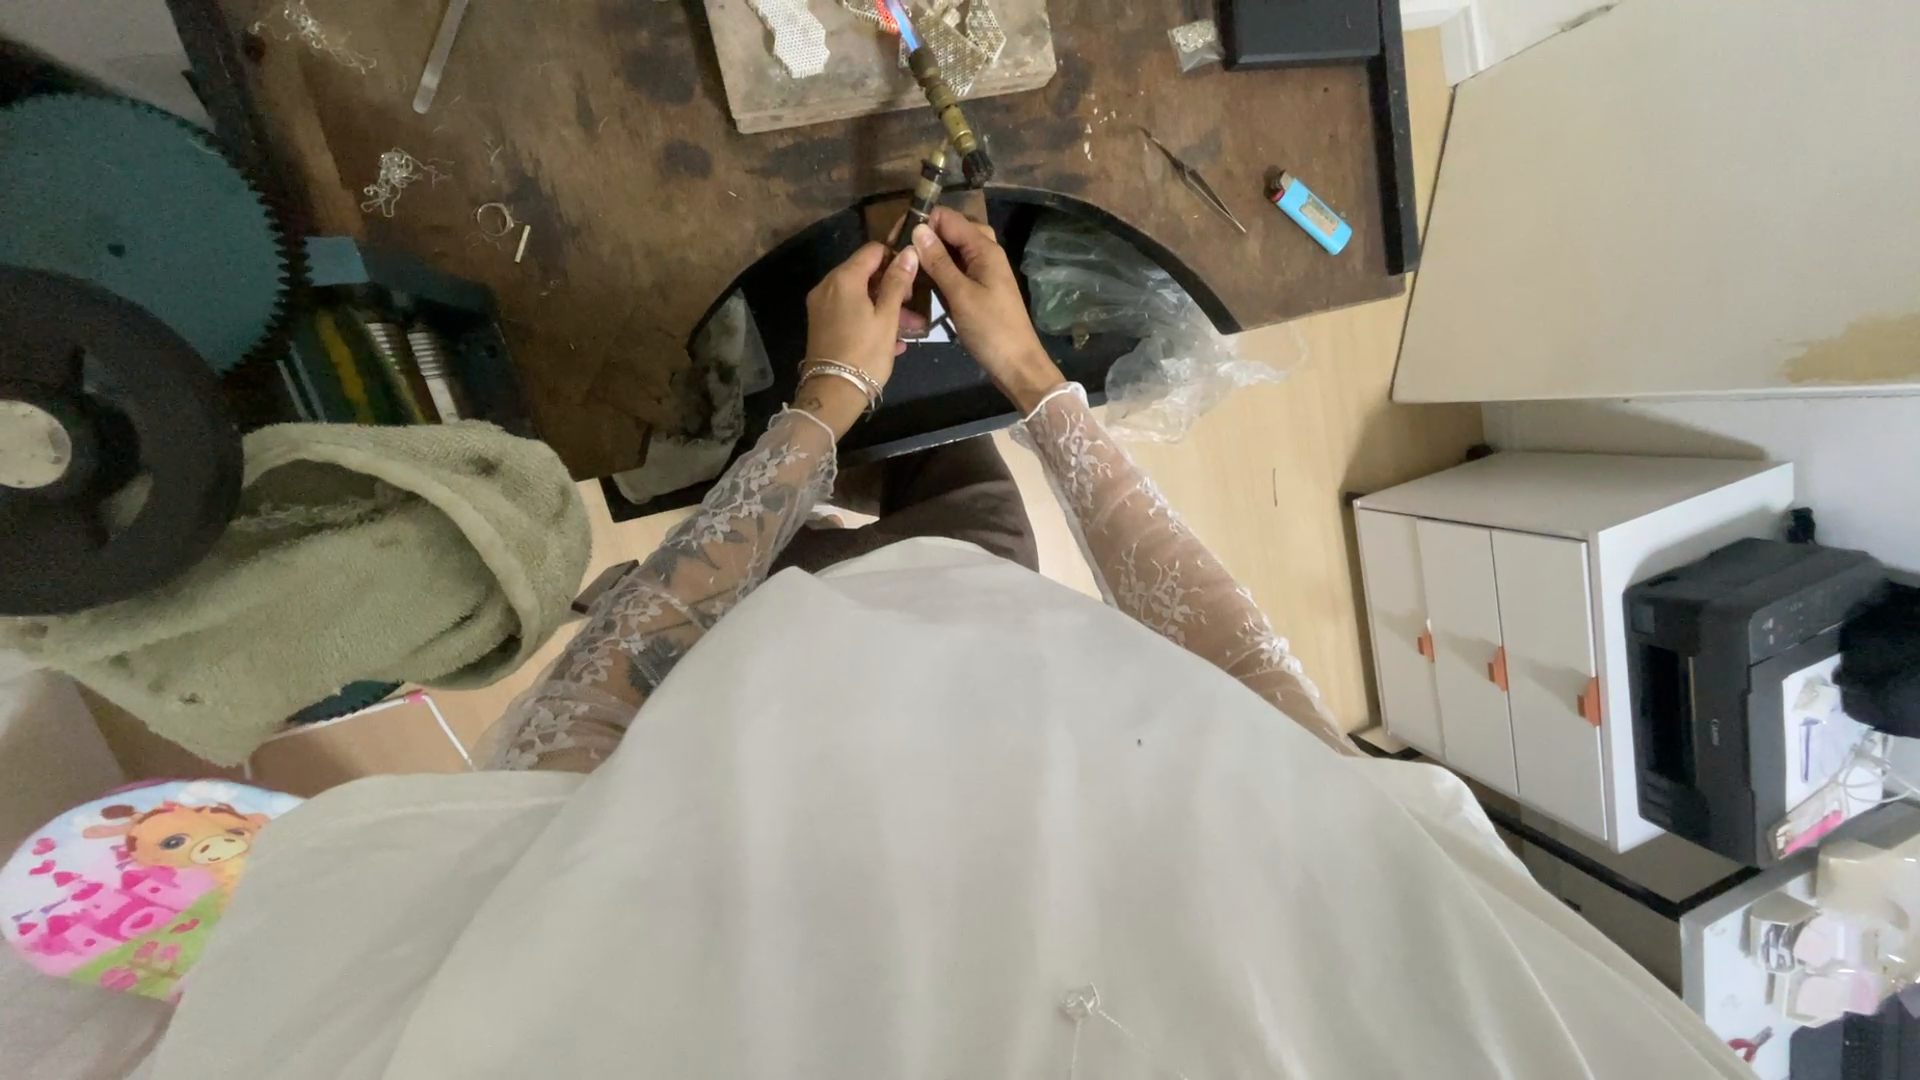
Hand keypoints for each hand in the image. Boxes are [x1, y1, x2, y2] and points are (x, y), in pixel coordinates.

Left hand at [801, 241, 918, 435]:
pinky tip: (889, 340)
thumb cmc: (866, 354)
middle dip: (891, 288)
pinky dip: (868, 318)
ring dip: (884, 307)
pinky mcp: (821, 324)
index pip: (872, 251)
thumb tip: (909, 252)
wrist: (834, 393)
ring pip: (858, 296)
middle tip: (912, 309)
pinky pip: (849, 312)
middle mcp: (828, 285)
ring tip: (908, 330)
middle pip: (864, 274)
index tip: (911, 282)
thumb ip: (898, 283)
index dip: (895, 260)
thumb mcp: (887, 318)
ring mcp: (821, 306)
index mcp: (844, 278)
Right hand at [912, 207, 1065, 412]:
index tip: (896, 240)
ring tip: (906, 271)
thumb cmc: (991, 330)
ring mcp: (983, 272)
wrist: (1017, 364)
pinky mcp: (980, 289)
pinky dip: (940, 274)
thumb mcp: (961, 295)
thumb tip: (918, 230)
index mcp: (984, 248)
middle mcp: (985, 253)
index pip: (947, 217)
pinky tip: (922, 285)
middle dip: (925, 239)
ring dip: (931, 258)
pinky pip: (957, 271)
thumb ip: (939, 262)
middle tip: (900, 257)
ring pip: (953, 252)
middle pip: (950, 232)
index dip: (921, 223)